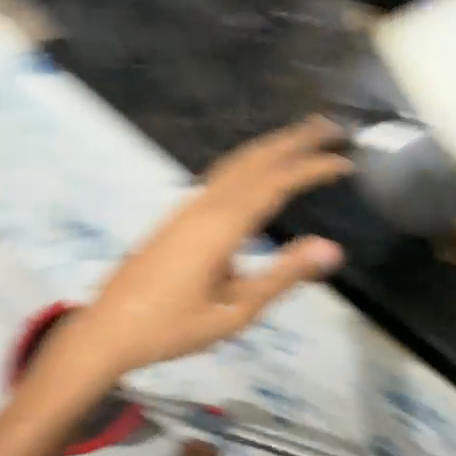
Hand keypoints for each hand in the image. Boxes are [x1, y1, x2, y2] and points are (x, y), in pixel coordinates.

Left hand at [45, 118, 352, 386]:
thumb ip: (282, 276)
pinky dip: (253, 160)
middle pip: (256, 158)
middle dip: (295, 138)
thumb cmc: (172, 326)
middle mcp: (206, 203)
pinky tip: (260, 169)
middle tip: (332, 127)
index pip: (277, 182)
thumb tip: (332, 248)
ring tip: (304, 137)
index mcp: (223, 224)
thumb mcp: (235, 312)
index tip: (347, 161)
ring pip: (237, 161)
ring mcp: (189, 205)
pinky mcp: (180, 214)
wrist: (108, 328)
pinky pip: (224, 173)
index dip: (313, 167)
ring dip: (273, 145)